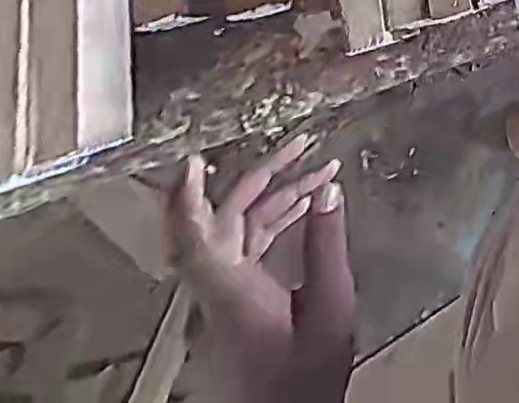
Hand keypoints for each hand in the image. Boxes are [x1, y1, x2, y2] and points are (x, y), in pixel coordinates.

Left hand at [170, 136, 353, 401]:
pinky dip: (281, 215)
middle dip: (263, 175)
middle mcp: (222, 286)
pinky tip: (310, 203)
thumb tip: (328, 188)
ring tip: (323, 167)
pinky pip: (254, 242)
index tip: (194, 161)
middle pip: (226, 218)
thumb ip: (326, 246)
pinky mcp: (243, 295)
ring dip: (280, 193)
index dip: (188, 200)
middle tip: (300, 143)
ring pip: (243, 226)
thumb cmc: (307, 374)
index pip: (196, 239)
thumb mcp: (330, 307)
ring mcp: (230, 291)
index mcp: (232, 291)